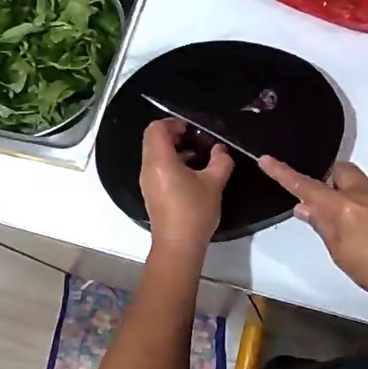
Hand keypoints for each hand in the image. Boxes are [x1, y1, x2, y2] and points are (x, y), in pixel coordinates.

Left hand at [140, 119, 233, 247]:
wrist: (178, 245)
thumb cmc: (195, 212)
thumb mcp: (214, 183)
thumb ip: (221, 161)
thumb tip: (221, 150)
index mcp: (160, 161)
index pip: (156, 129)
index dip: (173, 123)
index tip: (191, 130)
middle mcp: (148, 168)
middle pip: (152, 139)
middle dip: (173, 134)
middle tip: (195, 139)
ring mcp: (147, 181)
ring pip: (154, 154)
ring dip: (173, 149)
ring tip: (197, 156)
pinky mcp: (151, 192)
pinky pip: (156, 168)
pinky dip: (170, 163)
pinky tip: (191, 173)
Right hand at [258, 156, 367, 303]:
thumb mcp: (342, 253)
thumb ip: (324, 228)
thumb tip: (305, 207)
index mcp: (341, 205)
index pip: (305, 185)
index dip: (284, 173)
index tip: (266, 159)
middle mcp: (364, 193)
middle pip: (341, 172)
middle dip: (329, 180)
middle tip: (324, 204)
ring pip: (362, 186)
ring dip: (351, 198)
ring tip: (351, 229)